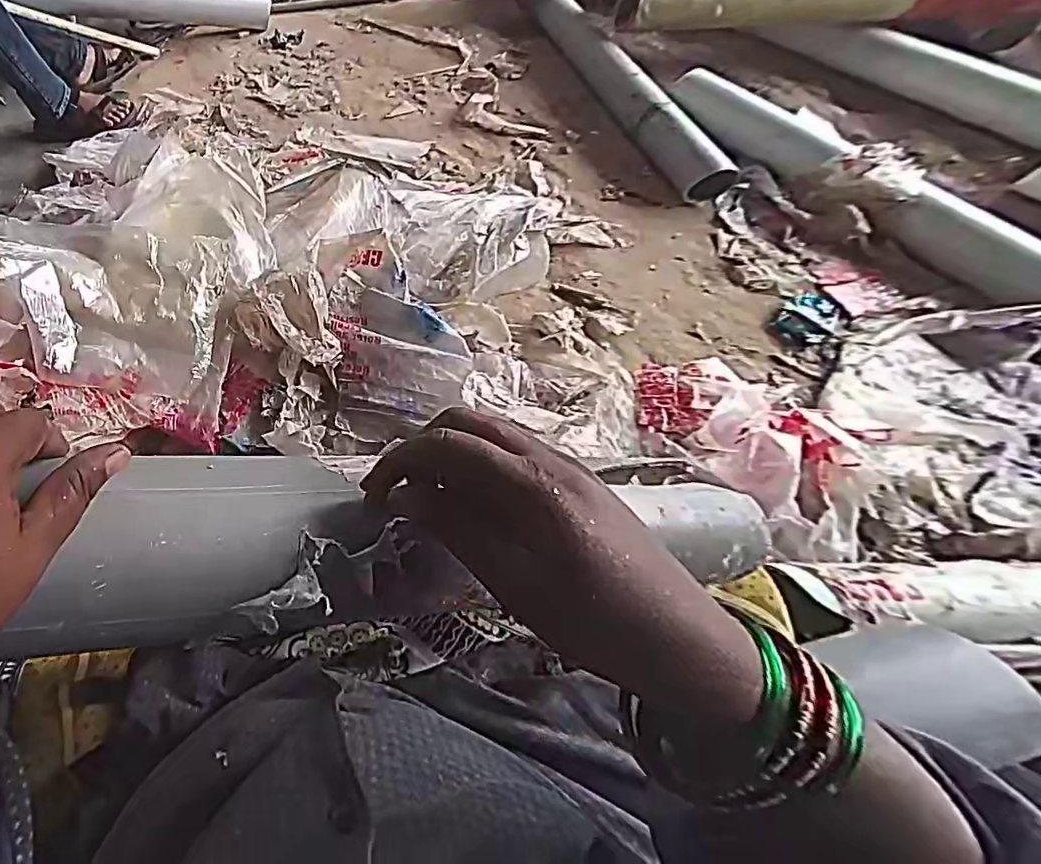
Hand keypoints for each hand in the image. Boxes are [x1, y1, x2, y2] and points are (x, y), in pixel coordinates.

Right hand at [362, 408, 762, 727]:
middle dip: (419, 447)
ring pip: (488, 430)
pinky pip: (510, 449)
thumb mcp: (516, 584)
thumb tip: (402, 496)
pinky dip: (474, 460)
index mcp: (535, 486)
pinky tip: (471, 500)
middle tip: (399, 489)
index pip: (447, 445)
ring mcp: (567, 465)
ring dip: (446, 450)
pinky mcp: (576, 479)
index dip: (400, 462)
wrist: (692, 646)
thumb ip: (457, 529)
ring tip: (429, 495)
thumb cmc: (599, 624)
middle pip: (464, 422)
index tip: (375, 495)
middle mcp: (550, 460)